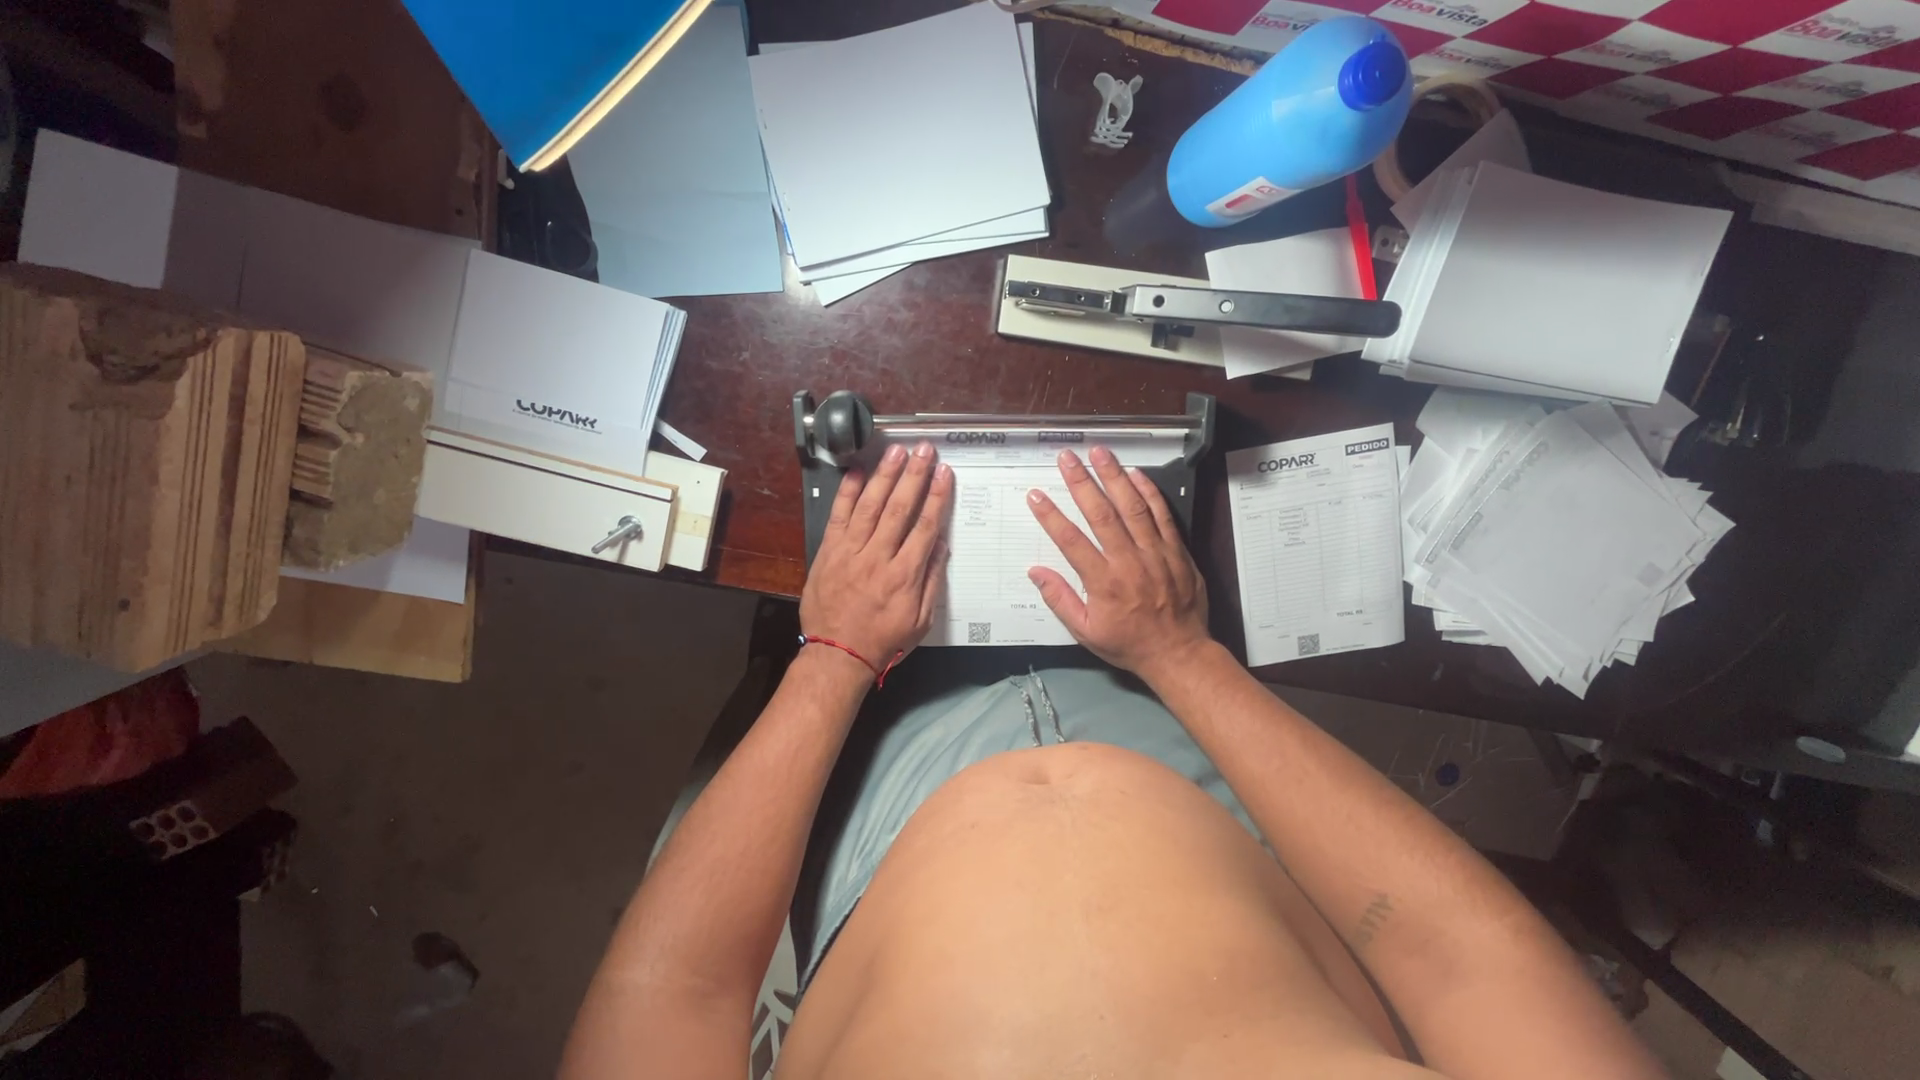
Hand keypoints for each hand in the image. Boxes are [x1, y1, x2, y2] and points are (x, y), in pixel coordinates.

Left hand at [800, 441, 952, 680]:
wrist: (837, 655)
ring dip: (884, 476)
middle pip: (899, 508)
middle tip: (924, 450)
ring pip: (870, 506)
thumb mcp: (920, 620)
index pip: (924, 527)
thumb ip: (932, 580)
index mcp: (904, 576)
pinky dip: (847, 493)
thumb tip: (940, 544)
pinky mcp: (828, 552)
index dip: (937, 497)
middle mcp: (878, 558)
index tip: (944, 473)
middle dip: (914, 476)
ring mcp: (850, 552)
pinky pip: (838, 516)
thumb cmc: (883, 640)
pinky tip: (858, 472)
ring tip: (895, 451)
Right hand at [1026, 446, 1213, 683]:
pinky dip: (1148, 492)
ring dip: (1114, 476)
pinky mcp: (1176, 550)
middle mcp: (1128, 562)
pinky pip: (1161, 515)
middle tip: (1066, 458)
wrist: (1179, 653)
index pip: (1071, 541)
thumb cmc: (1128, 644)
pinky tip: (1135, 474)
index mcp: (1103, 583)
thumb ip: (1060, 599)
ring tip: (1099, 452)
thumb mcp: (1085, 631)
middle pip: (1101, 514)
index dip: (1051, 516)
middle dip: (1081, 482)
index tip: (1036, 496)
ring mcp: (1155, 553)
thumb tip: (1036, 571)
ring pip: (1132, 507)